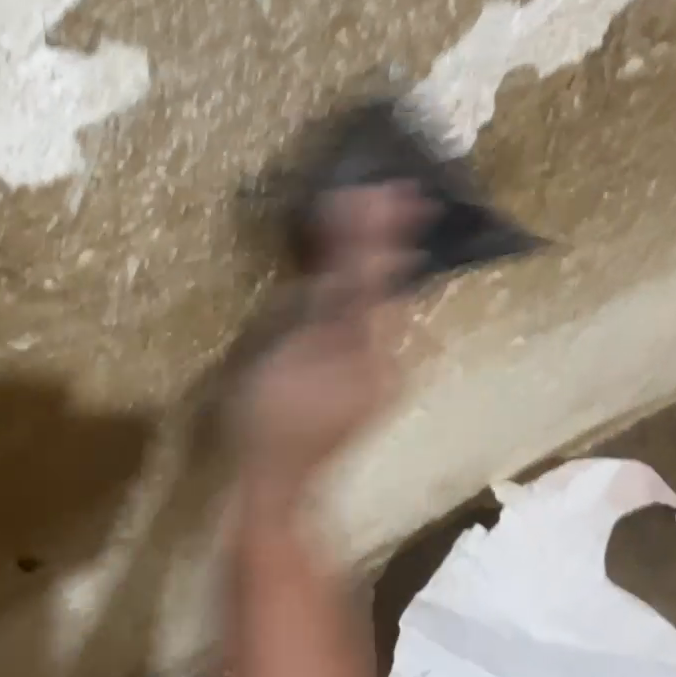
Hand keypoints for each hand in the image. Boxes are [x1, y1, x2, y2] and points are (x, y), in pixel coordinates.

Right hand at [224, 183, 430, 510]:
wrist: (282, 486)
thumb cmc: (272, 423)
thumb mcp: (287, 361)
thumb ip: (322, 312)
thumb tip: (350, 266)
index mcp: (370, 350)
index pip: (373, 277)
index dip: (373, 232)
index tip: (379, 190)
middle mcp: (390, 357)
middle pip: (391, 287)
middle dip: (392, 239)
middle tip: (403, 194)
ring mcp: (384, 372)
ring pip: (389, 304)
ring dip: (387, 259)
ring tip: (397, 219)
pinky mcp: (371, 381)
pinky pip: (381, 322)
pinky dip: (378, 288)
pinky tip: (372, 274)